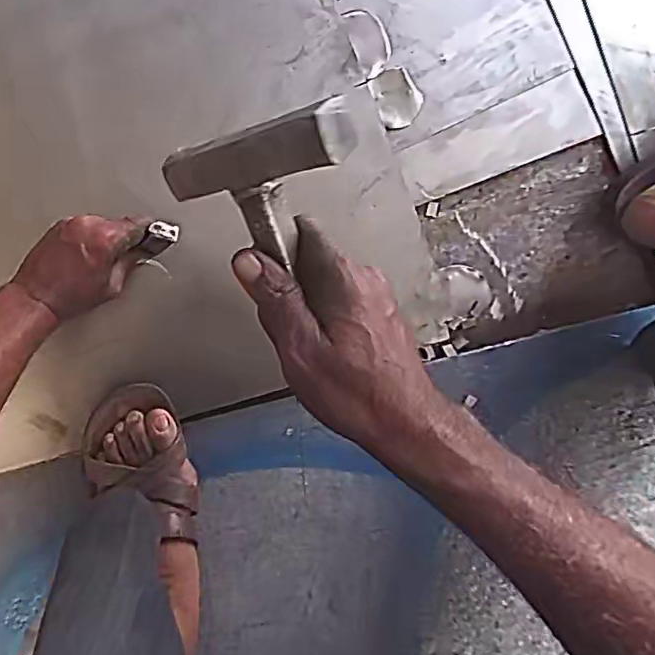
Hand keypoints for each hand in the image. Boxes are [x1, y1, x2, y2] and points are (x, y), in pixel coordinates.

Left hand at [10, 215, 148, 323]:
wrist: (36, 298)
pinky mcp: (59, 226)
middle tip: (119, 259)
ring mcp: (71, 223)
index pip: (137, 225)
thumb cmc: (67, 297)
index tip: (153, 237)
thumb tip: (139, 254)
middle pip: (118, 224)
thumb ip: (130, 264)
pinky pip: (82, 227)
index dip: (149, 233)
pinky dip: (86, 238)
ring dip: (102, 238)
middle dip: (122, 240)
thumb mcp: (111, 287)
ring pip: (99, 225)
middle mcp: (87, 225)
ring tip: (94, 262)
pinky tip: (81, 257)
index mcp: (105, 238)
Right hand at [232, 217, 455, 455]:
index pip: (298, 230)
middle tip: (286, 328)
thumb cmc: (359, 394)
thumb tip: (249, 261)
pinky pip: (338, 301)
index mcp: (342, 277)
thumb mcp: (301, 349)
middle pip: (306, 259)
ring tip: (308, 346)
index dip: (271, 250)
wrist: (406, 424)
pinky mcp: (379, 313)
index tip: (260, 278)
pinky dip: (324, 319)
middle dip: (286, 288)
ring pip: (321, 282)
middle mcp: (364, 277)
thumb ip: (275, 299)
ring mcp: (375, 294)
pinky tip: (326, 351)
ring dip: (304, 307)